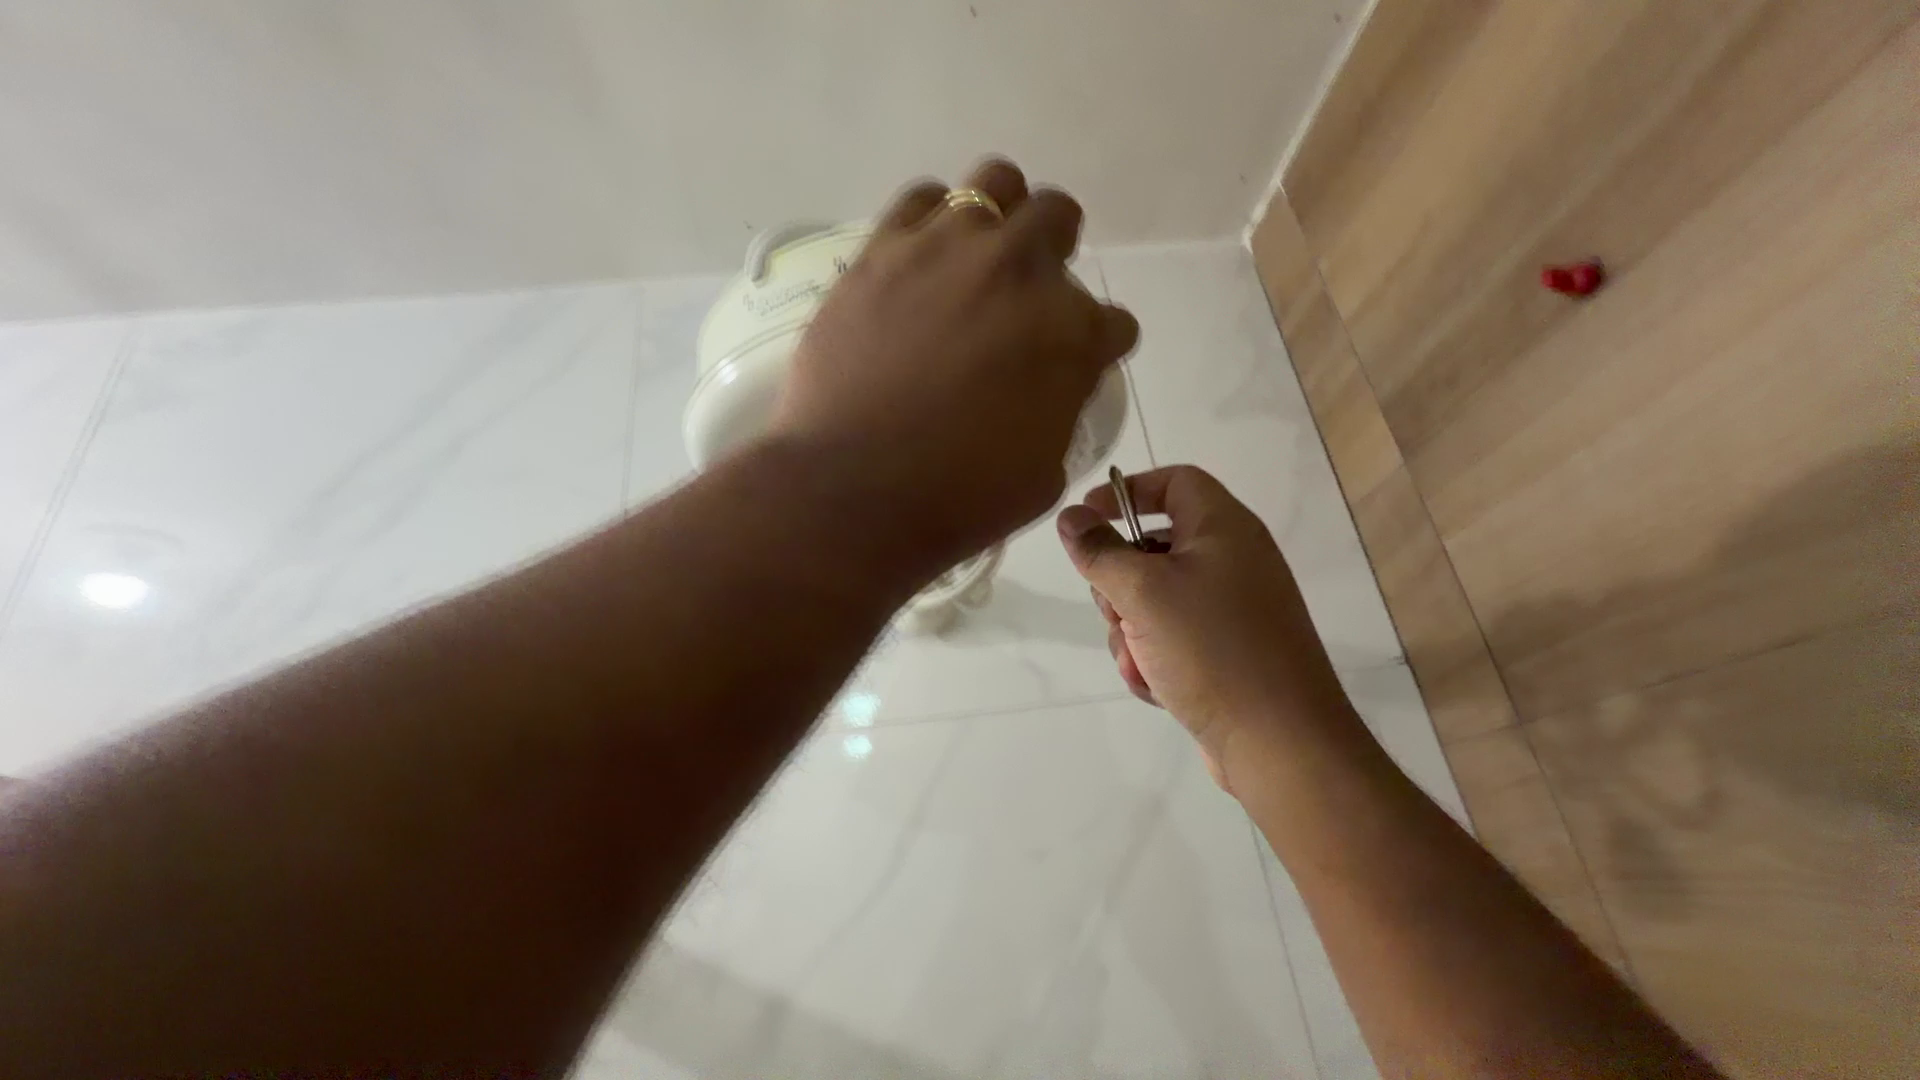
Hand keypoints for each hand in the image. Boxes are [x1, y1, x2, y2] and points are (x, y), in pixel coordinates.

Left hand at [769, 159, 1139, 565]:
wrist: (854, 491)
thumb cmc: (957, 499)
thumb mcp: (1043, 472)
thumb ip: (1060, 412)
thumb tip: (1048, 387)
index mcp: (1073, 336)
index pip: (1113, 322)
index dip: (1095, 345)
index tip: (1072, 365)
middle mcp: (1021, 273)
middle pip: (1059, 220)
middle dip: (1054, 254)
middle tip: (1024, 296)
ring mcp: (949, 250)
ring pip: (996, 184)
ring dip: (999, 215)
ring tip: (976, 256)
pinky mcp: (883, 248)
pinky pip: (920, 199)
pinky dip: (930, 220)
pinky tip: (921, 256)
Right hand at [1056, 466, 1354, 787]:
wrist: (1280, 741)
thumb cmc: (1212, 649)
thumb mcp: (1143, 593)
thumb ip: (1099, 551)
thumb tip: (1070, 517)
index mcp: (1224, 528)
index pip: (1172, 481)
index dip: (1126, 491)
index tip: (1086, 519)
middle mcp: (1232, 560)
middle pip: (1153, 546)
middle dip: (1119, 583)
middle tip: (1114, 610)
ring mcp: (1232, 609)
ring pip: (1154, 600)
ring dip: (1131, 630)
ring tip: (1139, 660)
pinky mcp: (1227, 651)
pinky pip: (1173, 637)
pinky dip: (1154, 657)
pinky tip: (1156, 685)